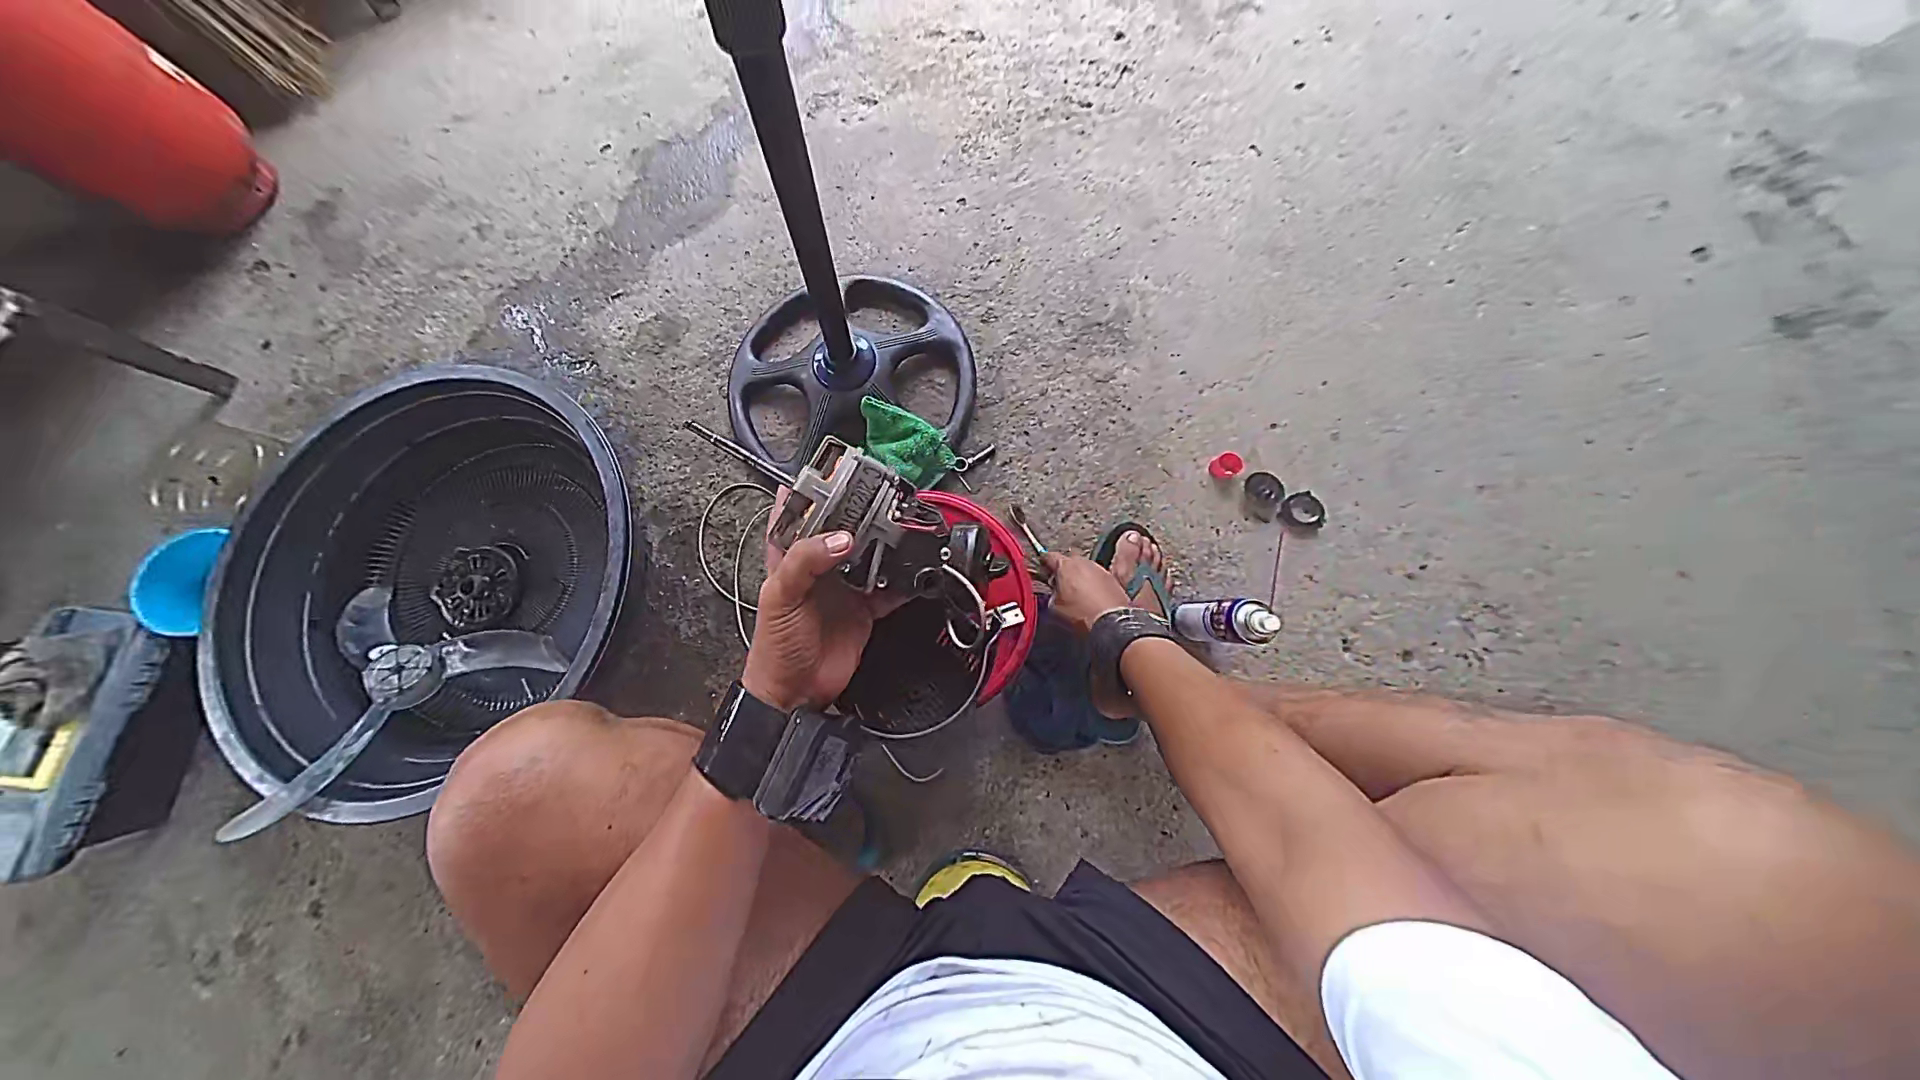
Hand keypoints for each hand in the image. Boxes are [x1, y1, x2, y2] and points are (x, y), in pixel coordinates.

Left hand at [741, 492, 903, 708]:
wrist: (796, 692)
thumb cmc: (774, 647)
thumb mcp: (781, 598)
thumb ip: (805, 562)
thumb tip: (840, 538)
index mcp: (790, 558)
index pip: (797, 513)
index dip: (812, 491)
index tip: (833, 472)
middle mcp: (819, 567)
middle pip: (842, 529)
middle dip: (860, 513)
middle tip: (880, 496)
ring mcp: (844, 587)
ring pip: (870, 555)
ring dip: (885, 544)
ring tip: (900, 528)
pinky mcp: (865, 608)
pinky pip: (890, 589)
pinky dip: (904, 581)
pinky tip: (914, 572)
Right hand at [1040, 551, 1132, 635]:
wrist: (1111, 621)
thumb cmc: (1082, 614)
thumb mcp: (1055, 607)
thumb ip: (1052, 594)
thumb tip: (1054, 594)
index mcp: (1065, 566)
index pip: (1049, 556)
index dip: (1044, 562)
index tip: (1043, 568)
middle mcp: (1083, 562)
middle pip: (1069, 560)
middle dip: (1064, 570)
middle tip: (1060, 584)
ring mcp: (1099, 569)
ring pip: (1084, 567)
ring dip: (1080, 576)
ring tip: (1077, 593)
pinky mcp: (1111, 578)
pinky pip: (1097, 577)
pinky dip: (1093, 583)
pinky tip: (1091, 597)